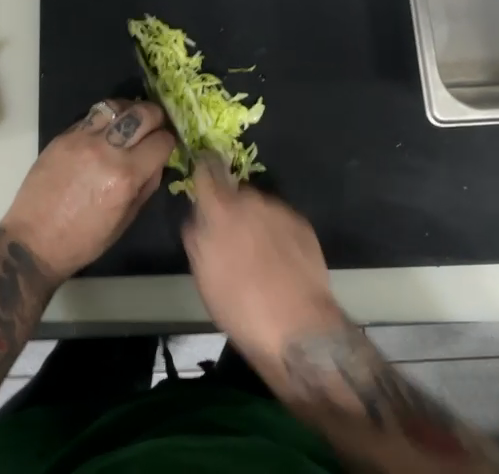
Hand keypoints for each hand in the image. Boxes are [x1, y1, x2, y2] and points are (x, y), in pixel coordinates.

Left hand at [0, 99, 174, 279]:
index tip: (166, 147)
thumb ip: (147, 185)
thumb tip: (157, 161)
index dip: (169, 143)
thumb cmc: (84, 240)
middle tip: (154, 128)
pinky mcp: (63, 136)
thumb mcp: (126, 220)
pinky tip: (106, 132)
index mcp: (125, 176)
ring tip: (129, 124)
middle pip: (144, 113)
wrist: (34, 239)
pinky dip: (106, 119)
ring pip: (116, 106)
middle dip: (156, 118)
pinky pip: (92, 115)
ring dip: (130, 112)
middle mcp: (106, 150)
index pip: (162, 140)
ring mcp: (82, 139)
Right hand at [183, 158, 345, 368]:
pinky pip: (280, 219)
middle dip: (231, 207)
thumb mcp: (203, 276)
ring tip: (258, 253)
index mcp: (220, 211)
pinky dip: (276, 231)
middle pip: (235, 192)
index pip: (206, 171)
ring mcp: (280, 211)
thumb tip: (197, 217)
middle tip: (231, 237)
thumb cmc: (240, 307)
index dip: (203, 173)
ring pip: (259, 206)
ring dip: (254, 219)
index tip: (202, 179)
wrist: (298, 327)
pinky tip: (279, 259)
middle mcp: (251, 201)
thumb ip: (196, 237)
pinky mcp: (302, 223)